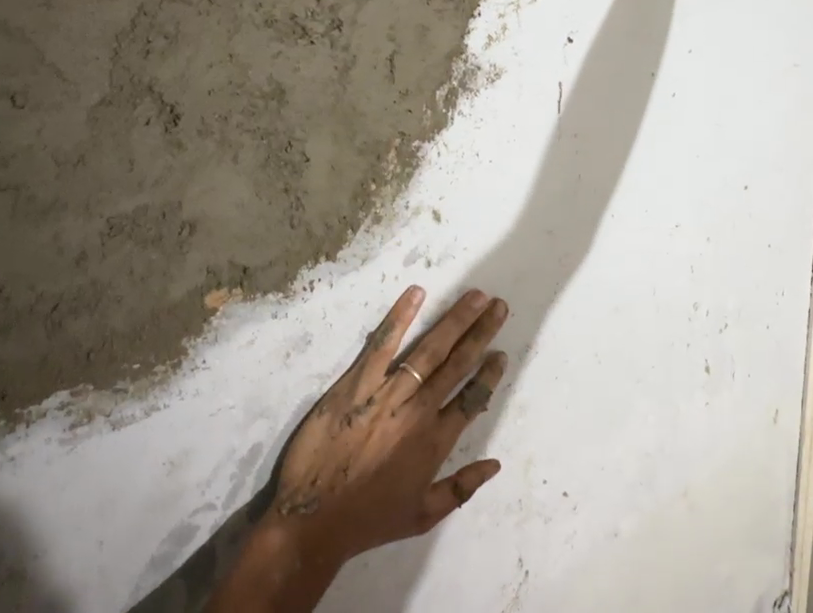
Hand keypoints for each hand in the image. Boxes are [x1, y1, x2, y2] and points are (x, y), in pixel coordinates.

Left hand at [265, 286, 509, 564]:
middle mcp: (418, 412)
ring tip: (475, 296)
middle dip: (481, 332)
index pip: (471, 398)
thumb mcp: (422, 516)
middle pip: (457, 364)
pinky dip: (400, 317)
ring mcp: (387, 393)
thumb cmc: (367, 520)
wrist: (311, 520)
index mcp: (435, 442)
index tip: (501, 353)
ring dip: (455, 320)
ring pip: (429, 349)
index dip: (489, 373)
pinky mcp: (355, 383)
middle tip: (499, 307)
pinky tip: (416, 293)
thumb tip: (495, 464)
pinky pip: (382, 344)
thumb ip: (462, 489)